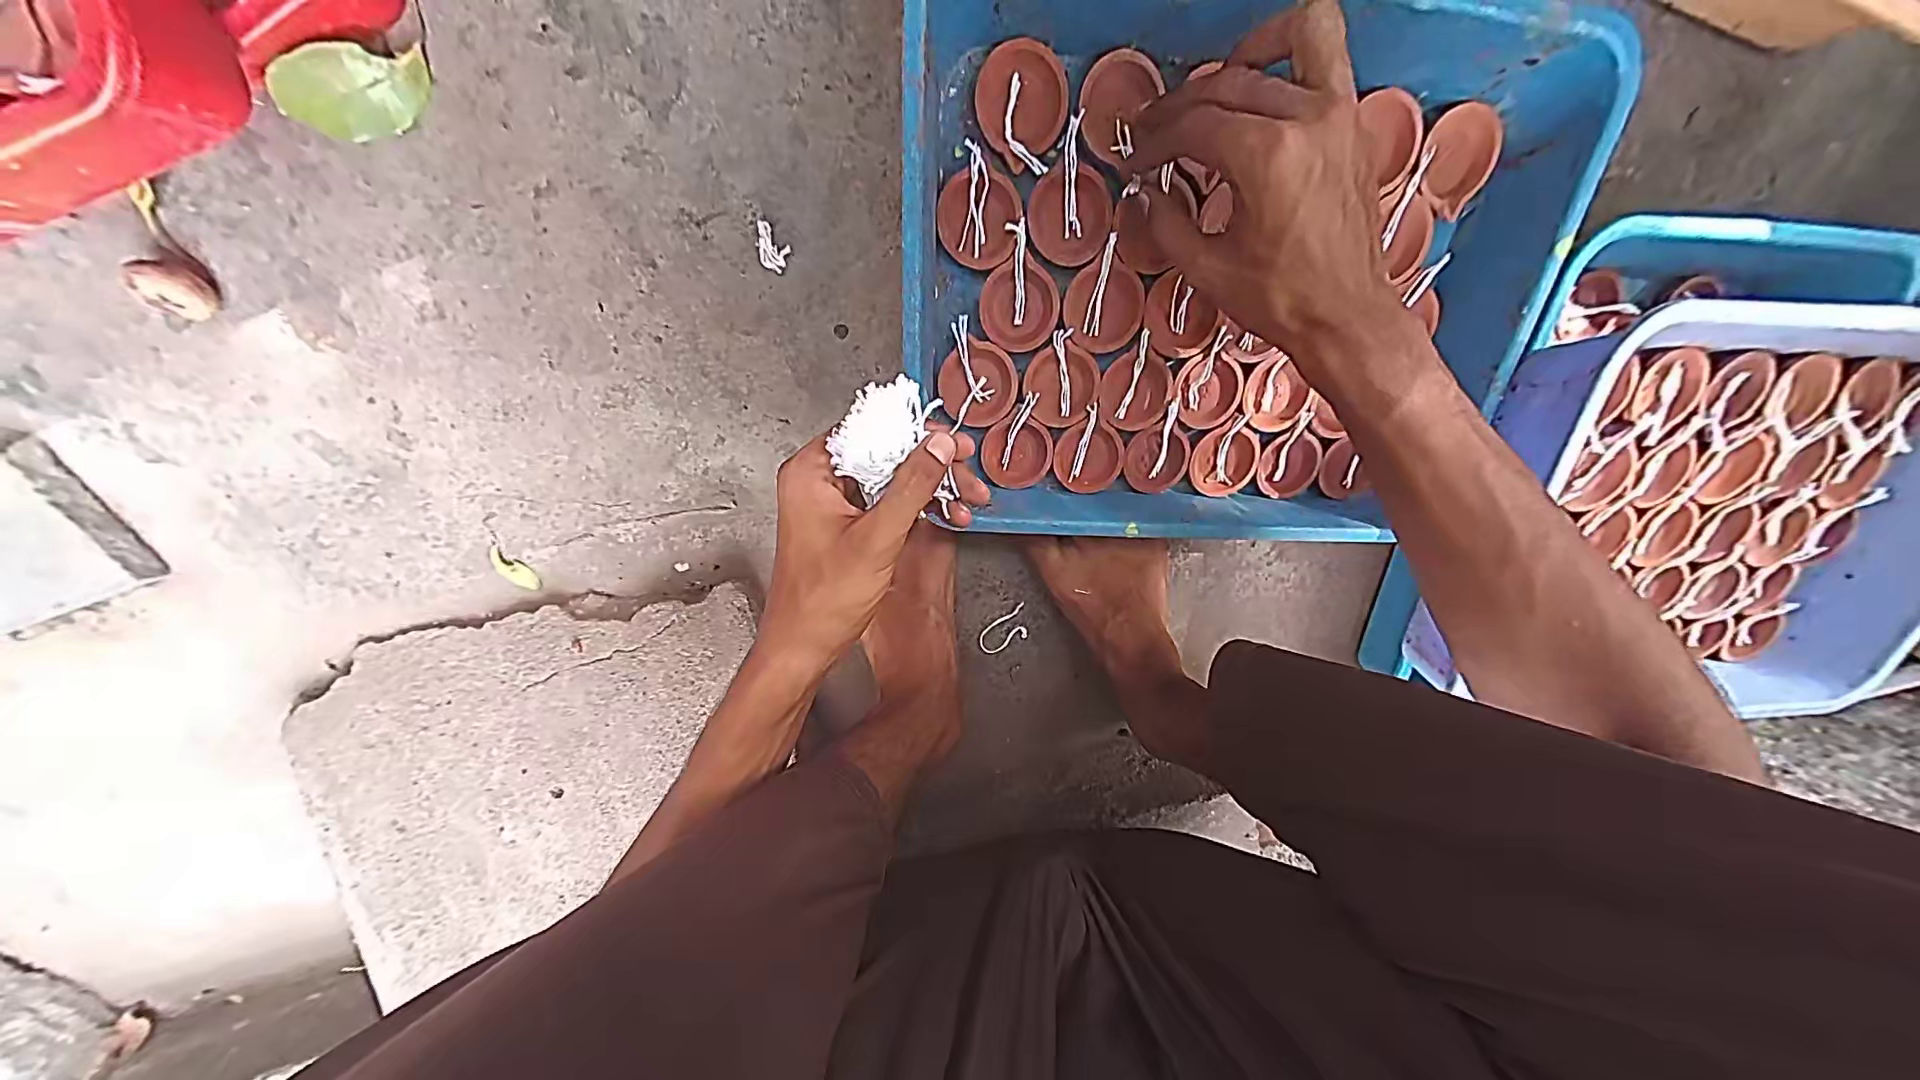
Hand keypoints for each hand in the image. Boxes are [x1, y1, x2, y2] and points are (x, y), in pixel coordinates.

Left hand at [761, 427, 989, 665]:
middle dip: (931, 464)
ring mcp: (832, 503)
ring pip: (890, 477)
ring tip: (965, 497)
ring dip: (930, 487)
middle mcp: (818, 482)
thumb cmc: (822, 601)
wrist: (805, 646)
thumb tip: (938, 447)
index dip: (914, 433)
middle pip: (884, 452)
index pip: (869, 430)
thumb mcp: (878, 537)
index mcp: (811, 473)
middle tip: (965, 469)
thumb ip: (912, 486)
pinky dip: (917, 507)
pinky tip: (946, 514)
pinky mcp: (847, 524)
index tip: (948, 440)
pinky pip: (886, 501)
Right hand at [1127, 0, 1416, 382]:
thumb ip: (1165, 223)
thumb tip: (1145, 194)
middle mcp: (1308, 121)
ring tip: (1215, 83)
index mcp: (1268, 158)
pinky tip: (1261, 92)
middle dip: (1179, 106)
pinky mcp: (1353, 124)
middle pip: (1228, 82)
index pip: (1194, 126)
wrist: (1343, 314)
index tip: (1137, 160)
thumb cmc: (1282, 298)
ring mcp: (1339, 115)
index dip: (1155, 142)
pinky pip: (1326, 60)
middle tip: (1153, 131)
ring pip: (1294, 40)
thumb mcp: (1206, 268)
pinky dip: (1289, 62)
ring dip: (1246, 52)